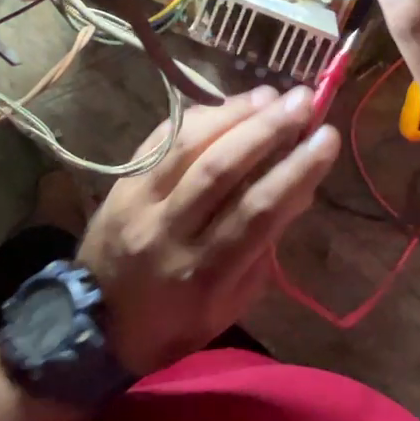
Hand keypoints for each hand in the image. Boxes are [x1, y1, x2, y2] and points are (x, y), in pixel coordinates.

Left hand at [77, 86, 339, 373]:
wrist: (92, 325)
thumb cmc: (174, 324)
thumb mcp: (229, 305)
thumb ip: (264, 249)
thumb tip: (299, 188)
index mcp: (204, 274)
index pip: (258, 212)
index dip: (296, 170)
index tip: (327, 137)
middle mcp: (169, 233)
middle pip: (222, 169)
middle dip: (268, 129)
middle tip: (304, 100)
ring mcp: (138, 204)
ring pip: (189, 146)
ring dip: (234, 113)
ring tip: (270, 95)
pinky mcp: (121, 185)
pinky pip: (160, 140)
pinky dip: (197, 118)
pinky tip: (226, 105)